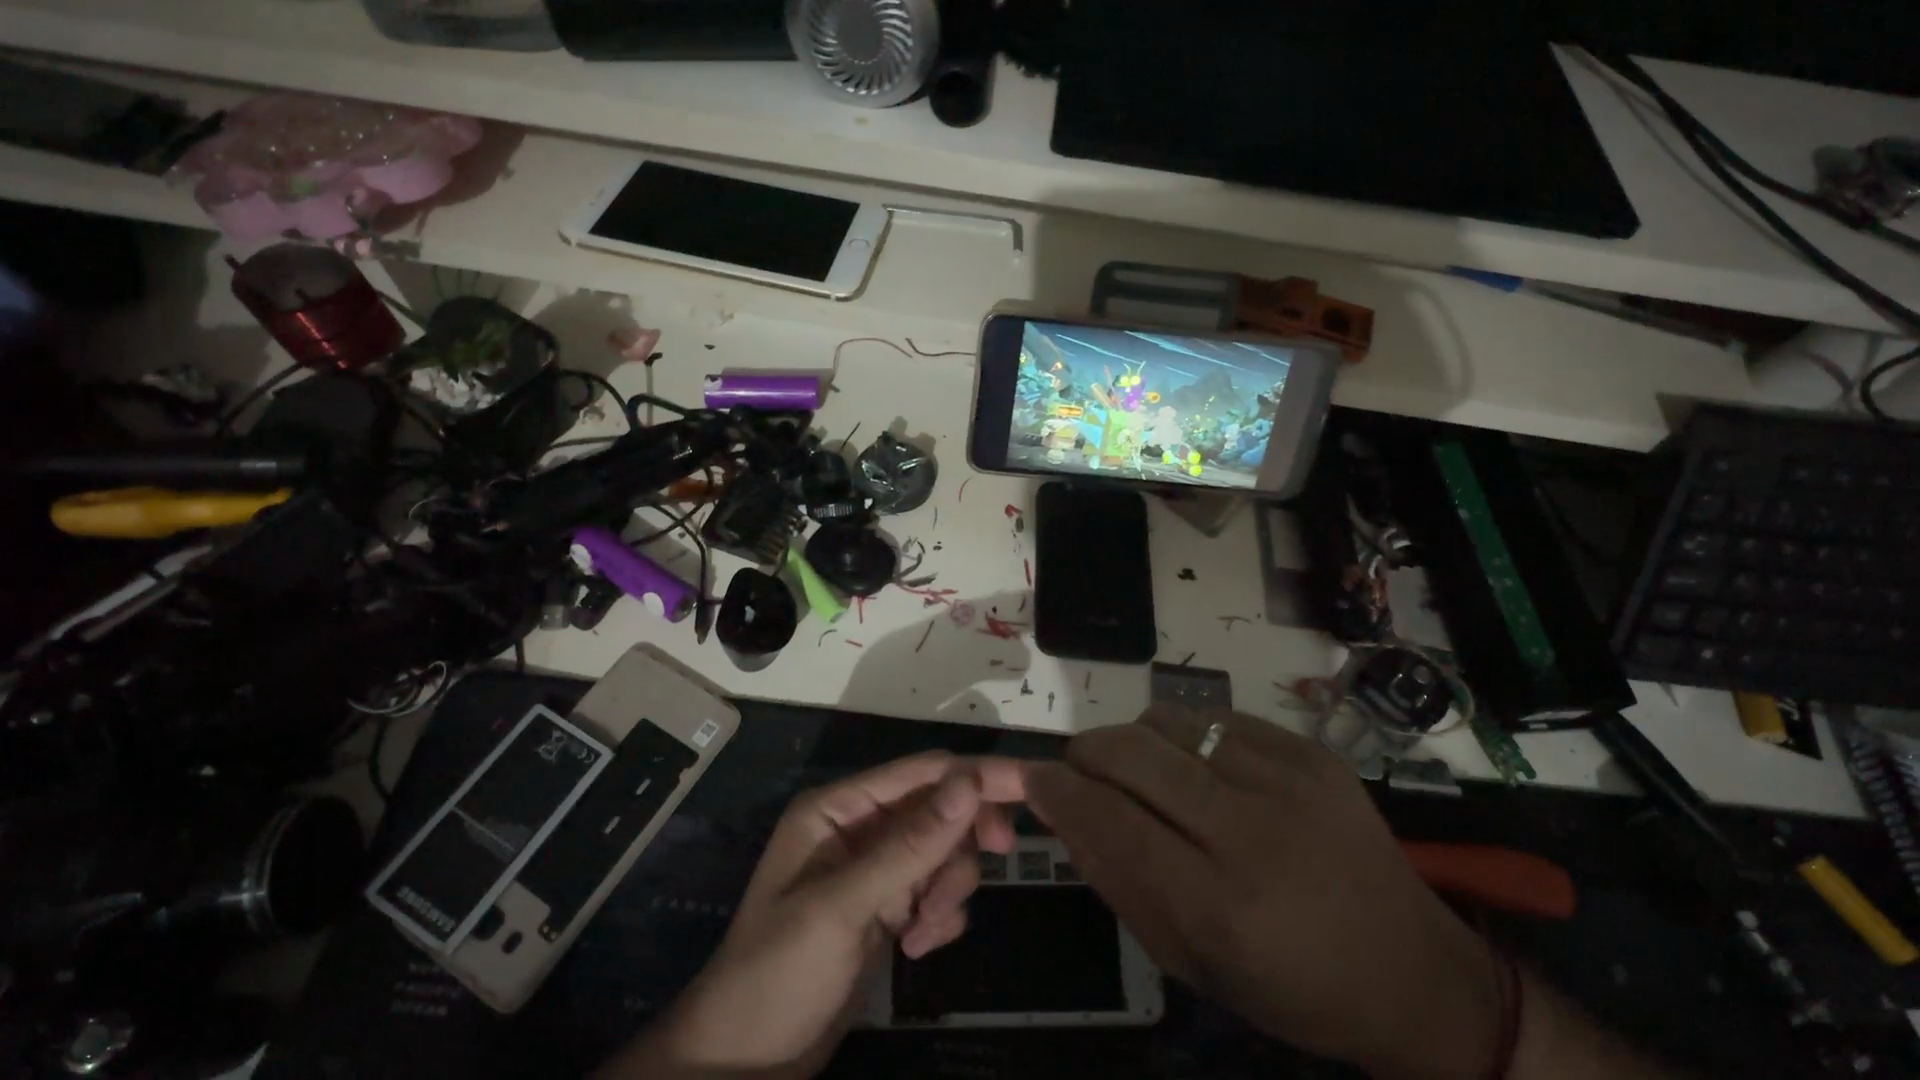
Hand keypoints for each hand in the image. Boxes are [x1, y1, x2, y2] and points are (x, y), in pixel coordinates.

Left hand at [608, 753, 1024, 1079]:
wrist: (749, 1059)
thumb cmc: (780, 970)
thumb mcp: (845, 905)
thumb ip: (910, 845)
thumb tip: (970, 782)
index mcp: (838, 810)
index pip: (921, 773)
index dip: (974, 775)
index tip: (1028, 787)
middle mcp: (859, 831)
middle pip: (940, 811)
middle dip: (963, 840)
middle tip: (998, 855)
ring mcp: (875, 873)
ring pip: (944, 855)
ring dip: (949, 888)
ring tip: (925, 929)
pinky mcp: (887, 911)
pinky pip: (936, 895)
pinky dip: (939, 918)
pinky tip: (915, 948)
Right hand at [1024, 707, 1501, 1079]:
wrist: (1407, 969)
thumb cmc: (1287, 986)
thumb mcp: (1187, 962)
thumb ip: (1116, 882)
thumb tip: (1061, 812)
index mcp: (1218, 903)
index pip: (1108, 818)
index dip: (1057, 791)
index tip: (1034, 782)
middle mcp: (1251, 830)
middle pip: (1131, 752)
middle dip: (1085, 755)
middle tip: (1079, 774)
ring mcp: (1288, 780)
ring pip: (1168, 721)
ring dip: (1135, 742)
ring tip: (1146, 775)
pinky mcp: (1312, 752)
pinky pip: (1218, 717)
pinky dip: (1189, 738)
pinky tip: (1202, 772)